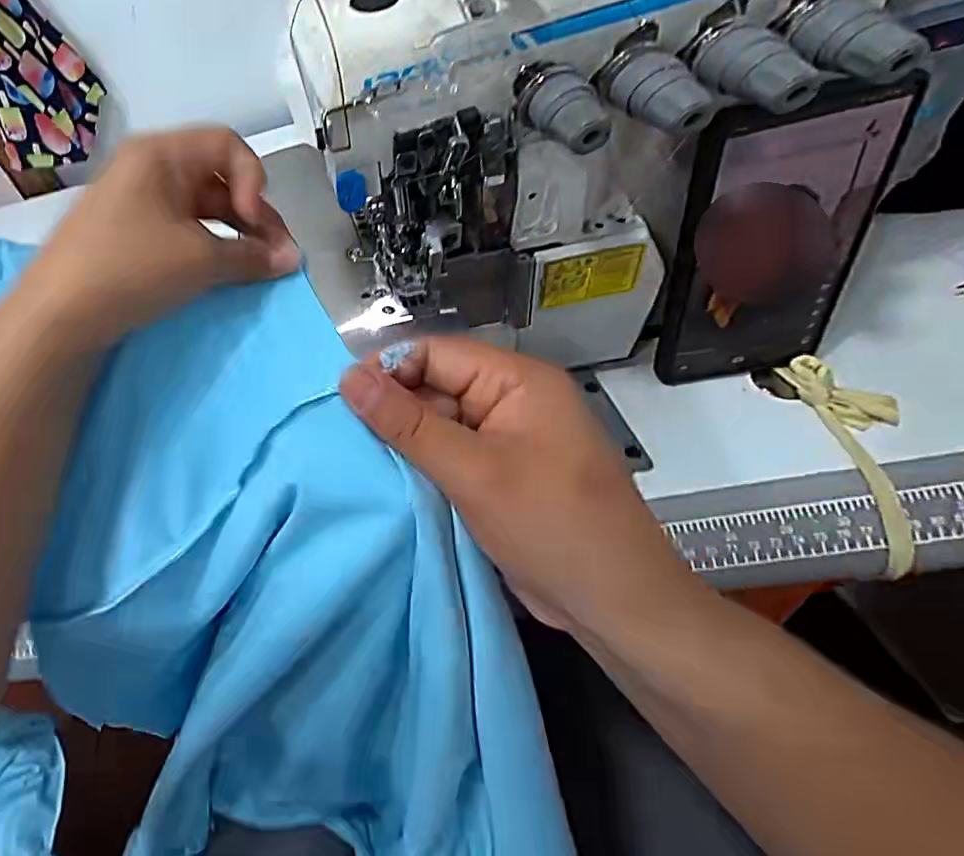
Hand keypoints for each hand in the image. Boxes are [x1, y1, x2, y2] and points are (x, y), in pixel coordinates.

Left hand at [13, 127, 301, 349]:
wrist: (55, 317)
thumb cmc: (129, 268)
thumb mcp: (198, 260)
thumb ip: (251, 255)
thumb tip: (290, 259)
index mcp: (159, 154)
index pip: (227, 145)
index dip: (253, 179)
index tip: (253, 220)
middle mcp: (145, 169)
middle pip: (217, 178)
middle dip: (253, 215)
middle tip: (277, 255)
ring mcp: (133, 204)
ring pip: (200, 209)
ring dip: (235, 235)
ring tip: (257, 269)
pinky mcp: (127, 236)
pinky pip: (179, 230)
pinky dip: (207, 248)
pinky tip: (222, 273)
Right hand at [339, 336, 708, 635]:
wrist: (618, 609)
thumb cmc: (554, 528)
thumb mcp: (473, 472)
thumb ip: (407, 423)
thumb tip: (348, 378)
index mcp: (516, 381)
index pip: (435, 354)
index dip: (388, 371)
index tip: (344, 403)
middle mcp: (510, 400)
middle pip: (433, 386)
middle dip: (393, 410)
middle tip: (346, 438)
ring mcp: (505, 438)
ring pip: (436, 423)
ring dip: (404, 442)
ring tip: (360, 460)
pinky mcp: (499, 472)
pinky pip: (449, 454)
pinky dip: (421, 465)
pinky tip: (390, 480)